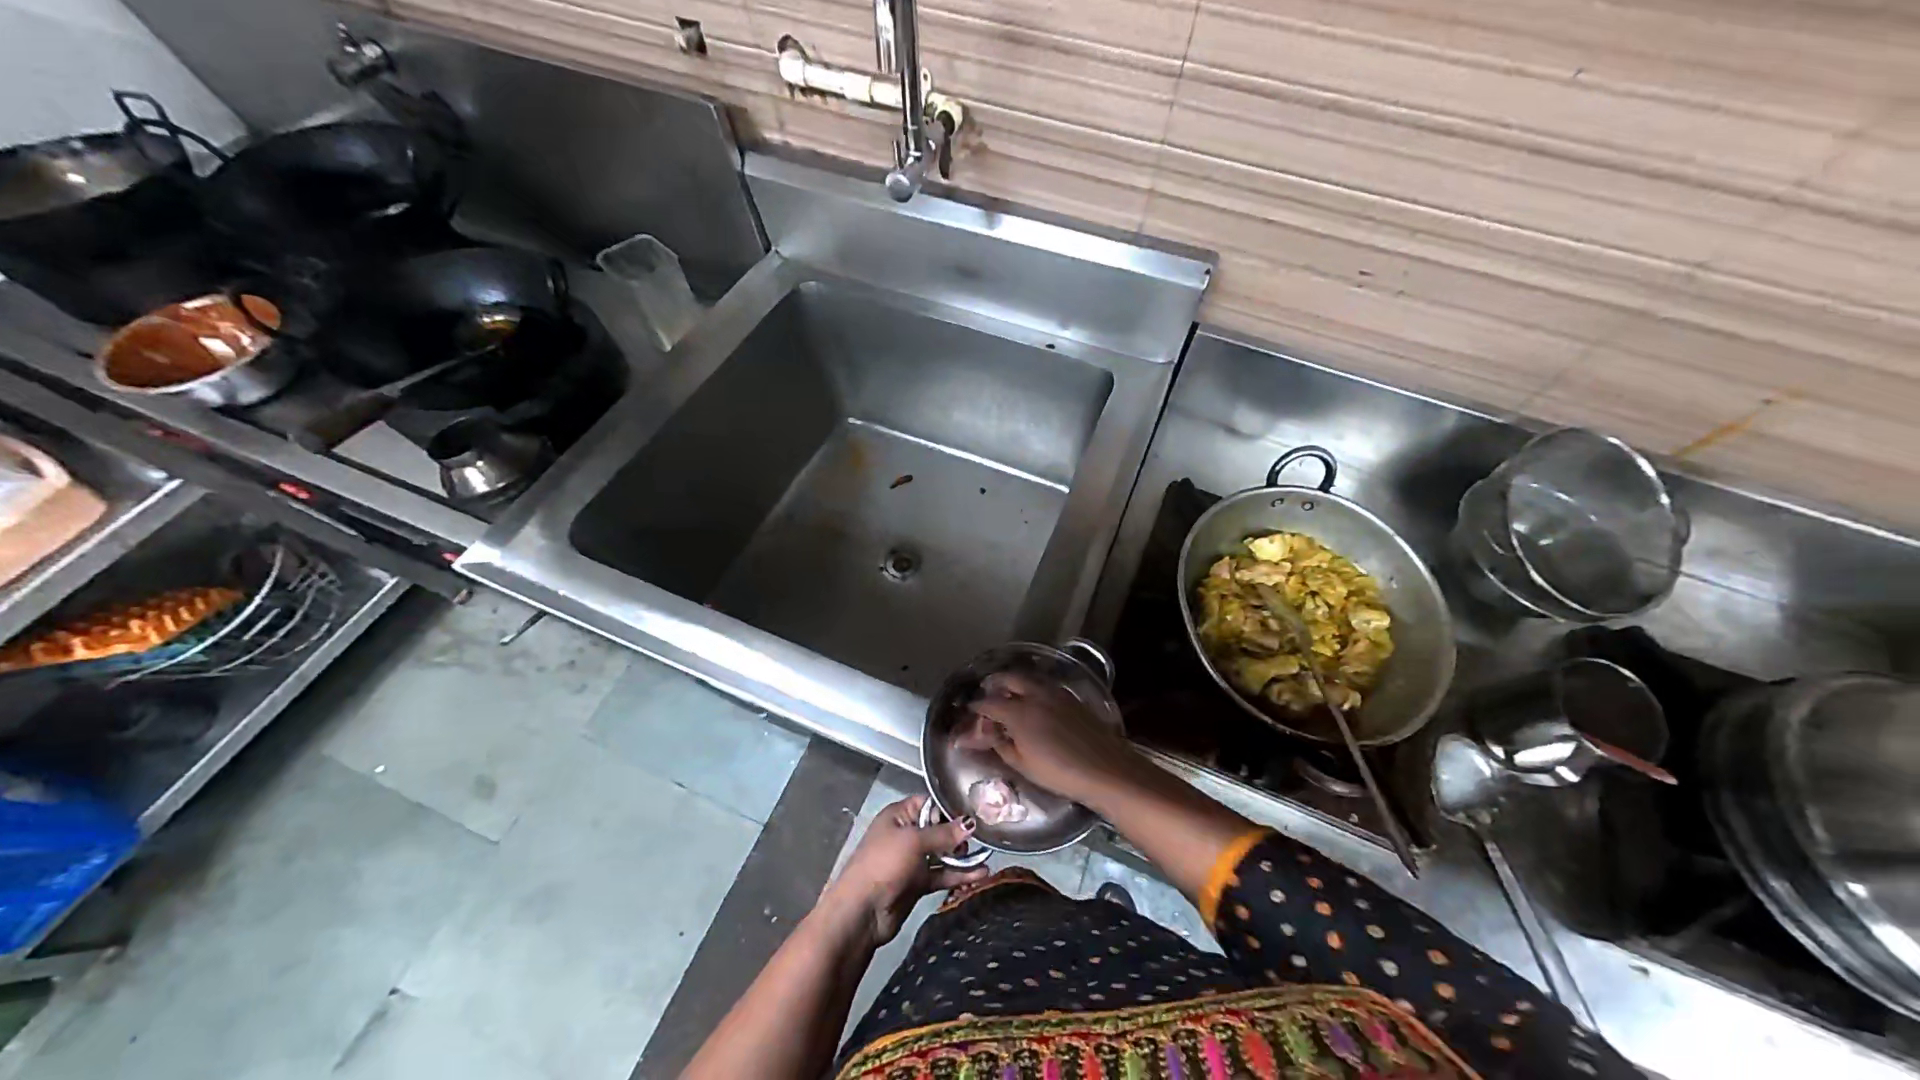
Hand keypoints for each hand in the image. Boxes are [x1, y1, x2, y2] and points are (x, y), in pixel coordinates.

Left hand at [819, 795, 988, 944]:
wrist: (862, 911)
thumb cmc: (884, 864)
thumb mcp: (913, 841)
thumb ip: (943, 833)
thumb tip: (970, 823)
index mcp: (899, 815)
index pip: (929, 803)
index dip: (950, 807)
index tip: (975, 811)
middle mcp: (907, 834)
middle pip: (939, 828)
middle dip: (960, 832)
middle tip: (981, 837)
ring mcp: (913, 859)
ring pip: (943, 853)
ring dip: (963, 855)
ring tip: (987, 855)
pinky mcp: (918, 882)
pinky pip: (943, 874)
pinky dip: (959, 874)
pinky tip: (980, 874)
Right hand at [957, 672, 1147, 807]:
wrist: (1105, 769)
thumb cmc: (1059, 772)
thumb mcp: (1022, 765)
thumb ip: (1001, 745)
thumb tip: (988, 733)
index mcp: (1018, 712)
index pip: (989, 702)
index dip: (977, 705)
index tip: (970, 709)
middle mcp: (1035, 695)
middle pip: (1009, 678)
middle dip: (995, 682)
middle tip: (988, 691)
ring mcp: (1056, 693)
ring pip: (1029, 679)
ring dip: (1015, 682)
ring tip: (1010, 693)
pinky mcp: (1072, 698)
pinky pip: (1046, 685)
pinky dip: (1034, 687)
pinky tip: (1035, 700)